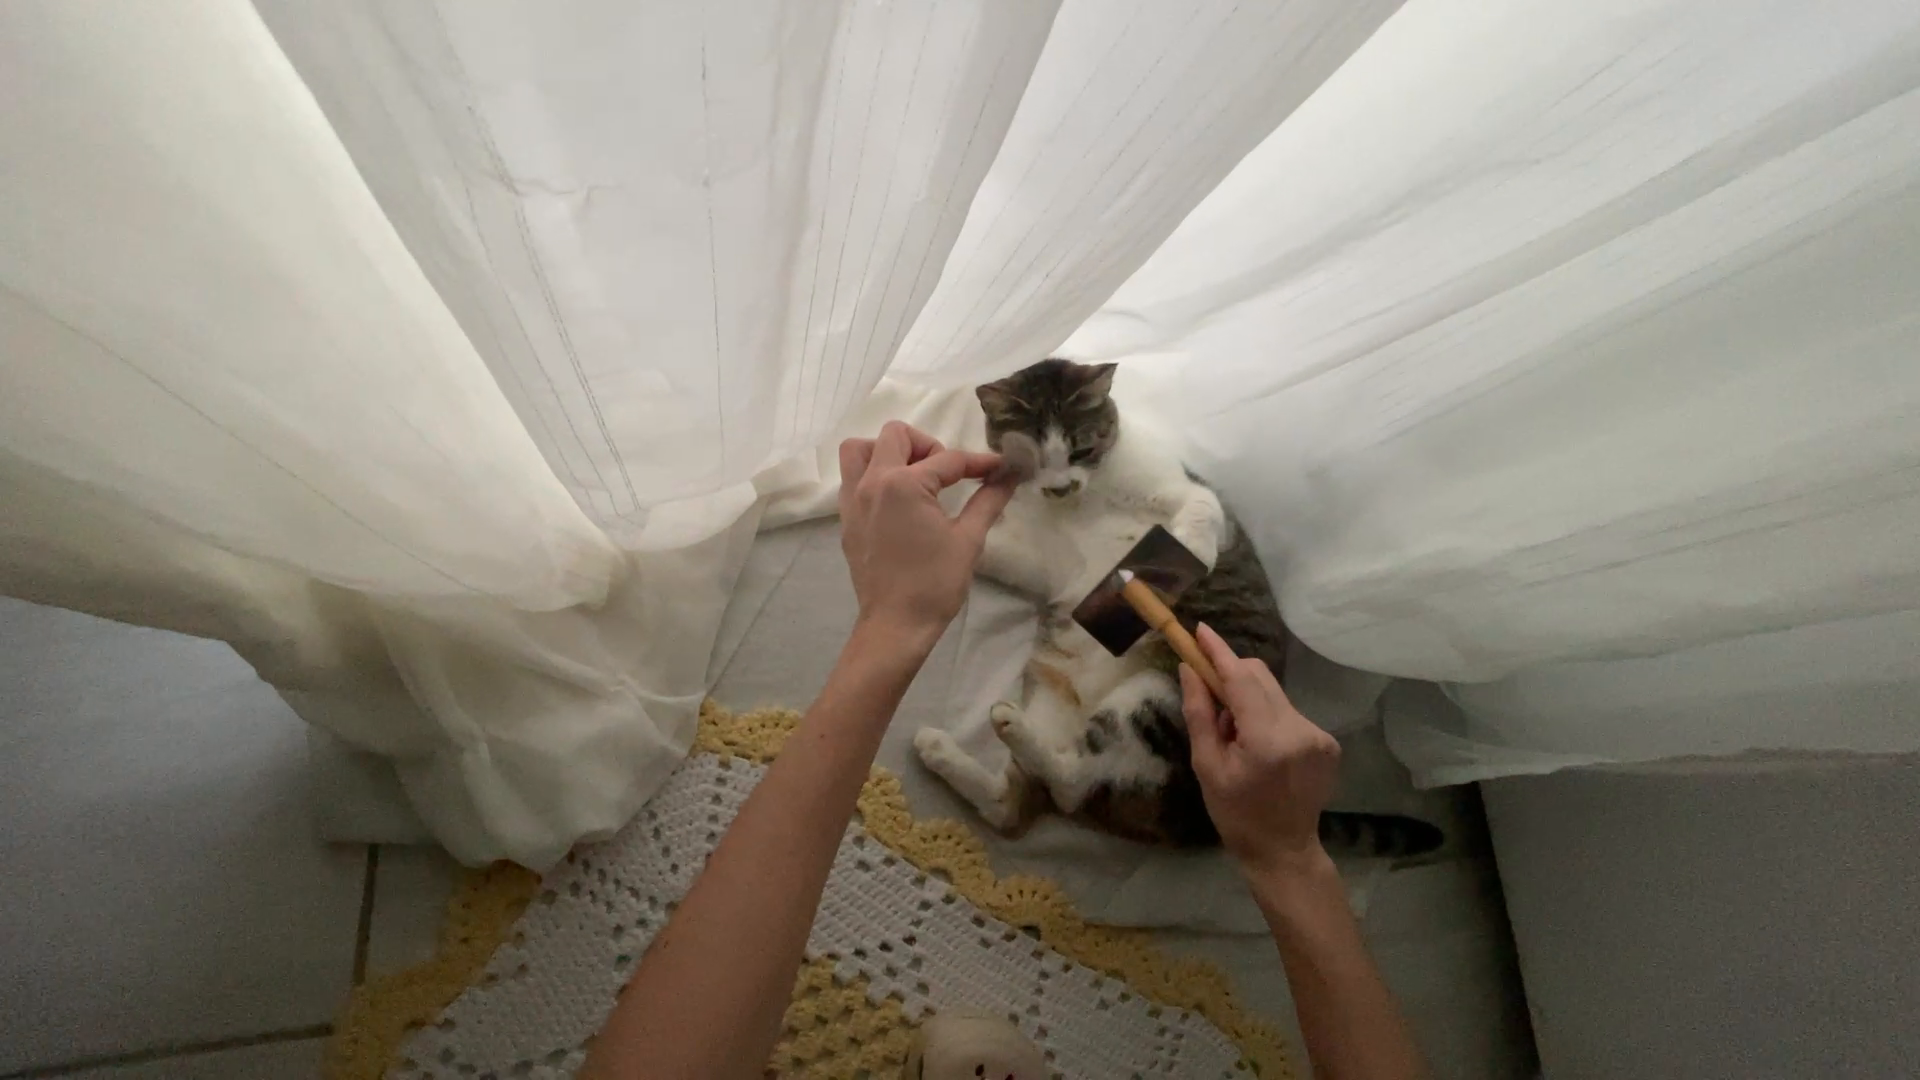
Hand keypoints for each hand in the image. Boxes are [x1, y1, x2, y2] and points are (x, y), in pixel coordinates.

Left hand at [837, 421, 1015, 642]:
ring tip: (914, 478)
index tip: (1000, 468)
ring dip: (888, 452)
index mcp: (903, 484)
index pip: (947, 460)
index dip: (979, 463)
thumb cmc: (935, 584)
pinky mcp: (846, 520)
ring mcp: (852, 500)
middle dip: (927, 446)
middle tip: (947, 474)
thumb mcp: (968, 540)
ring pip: (860, 450)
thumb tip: (1009, 475)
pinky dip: (873, 477)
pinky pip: (851, 479)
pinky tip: (897, 502)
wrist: (895, 625)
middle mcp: (871, 483)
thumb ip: (988, 500)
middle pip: (896, 436)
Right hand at [1180, 624, 1340, 878]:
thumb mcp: (1206, 764)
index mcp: (1267, 740)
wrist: (1283, 850)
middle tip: (1207, 693)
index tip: (1200, 630)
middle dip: (1230, 675)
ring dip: (1247, 698)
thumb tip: (1189, 668)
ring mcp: (1318, 734)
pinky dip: (1265, 715)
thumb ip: (1200, 712)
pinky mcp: (1327, 741)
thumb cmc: (1235, 812)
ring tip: (1234, 734)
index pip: (1241, 679)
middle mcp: (1300, 729)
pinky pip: (1286, 710)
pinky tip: (1257, 744)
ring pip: (1273, 692)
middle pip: (1259, 677)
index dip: (1219, 652)